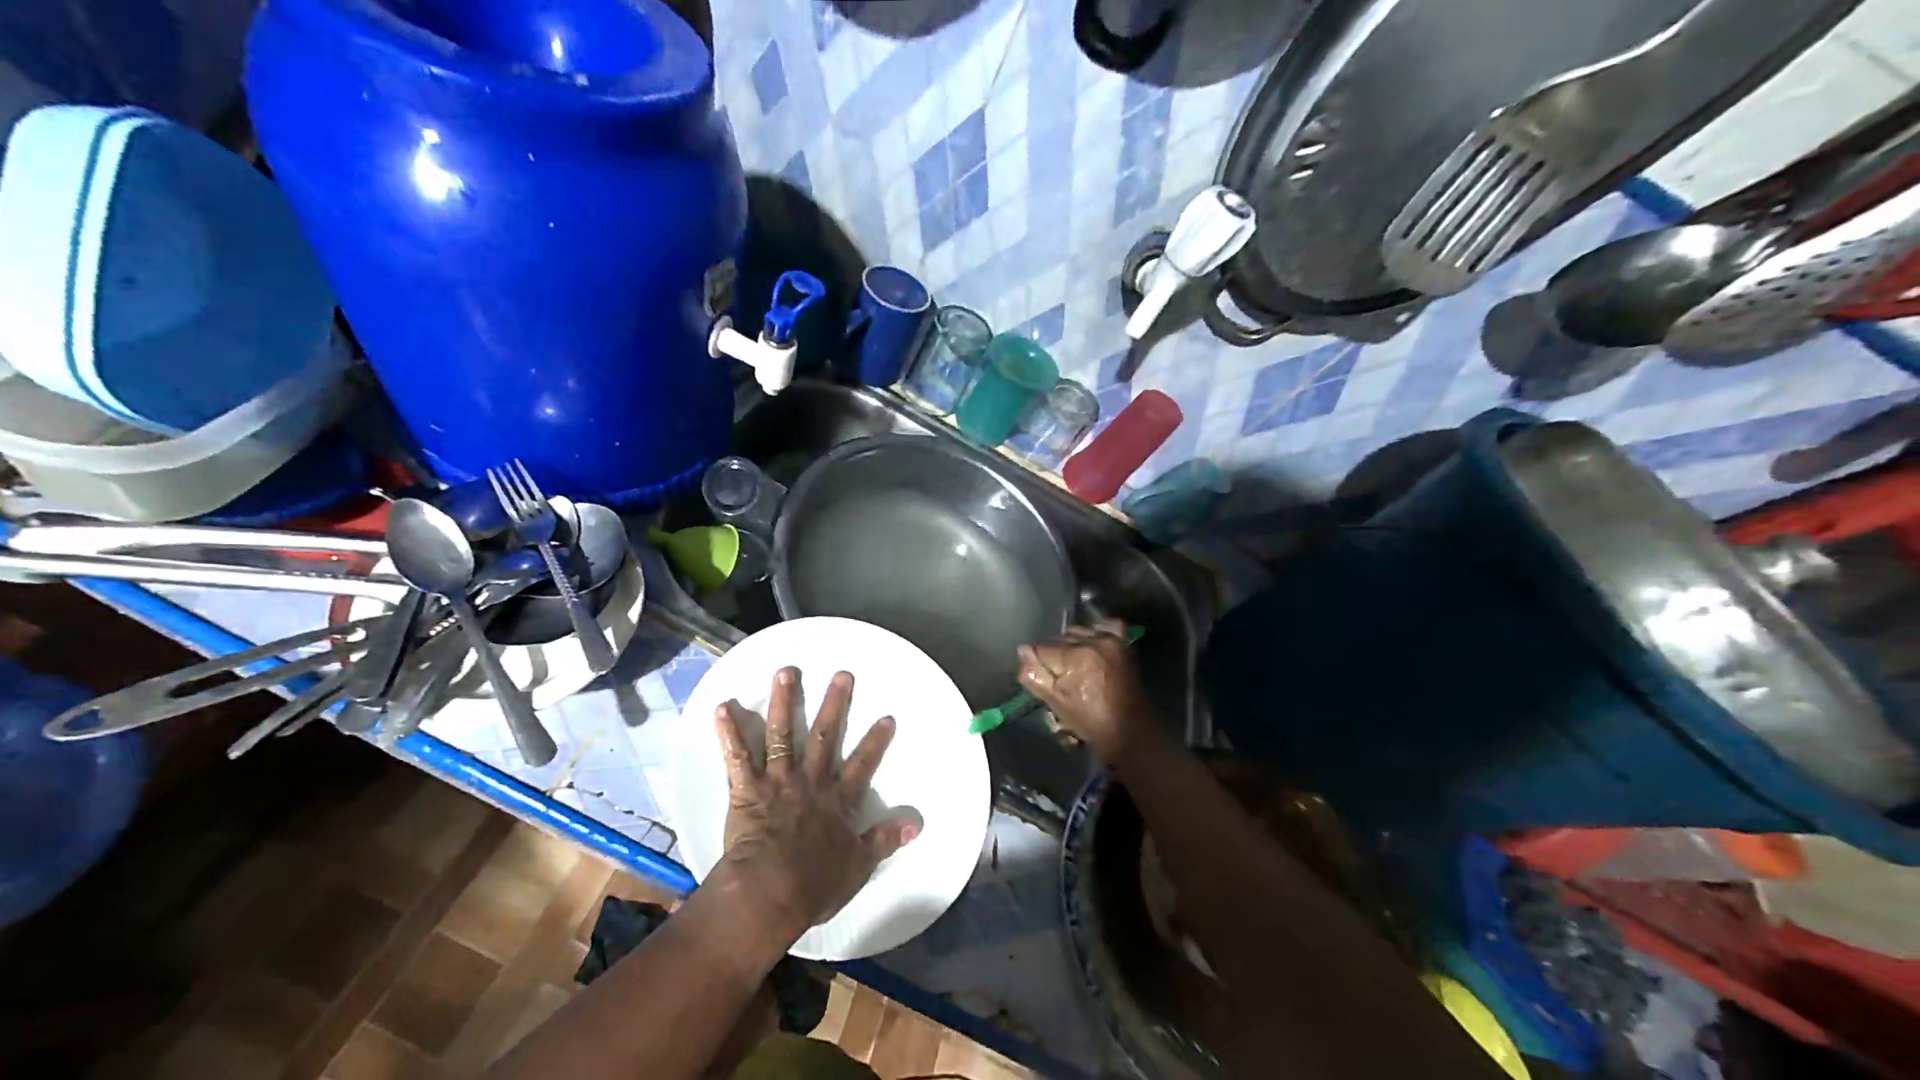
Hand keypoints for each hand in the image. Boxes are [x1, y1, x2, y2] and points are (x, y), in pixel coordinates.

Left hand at [712, 668, 919, 938]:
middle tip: (842, 674)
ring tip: (785, 672)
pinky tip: (722, 708)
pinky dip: (729, 733)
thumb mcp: (858, 865)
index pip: (862, 764)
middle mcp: (810, 781)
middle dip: (835, 704)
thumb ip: (884, 840)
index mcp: (837, 800)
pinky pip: (737, 757)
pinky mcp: (748, 790)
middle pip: (826, 736)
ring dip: (784, 702)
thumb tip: (915, 824)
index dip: (875, 741)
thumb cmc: (814, 883)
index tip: (886, 716)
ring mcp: (778, 781)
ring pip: (783, 735)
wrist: (769, 891)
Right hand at [1017, 619, 1160, 761]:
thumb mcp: (1056, 703)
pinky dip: (1098, 630)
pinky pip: (1108, 625)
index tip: (1042, 678)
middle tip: (1059, 677)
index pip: (1041, 649)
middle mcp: (1092, 642)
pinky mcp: (1123, 643)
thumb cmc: (1090, 720)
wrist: (1129, 728)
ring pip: (1078, 631)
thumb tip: (1023, 650)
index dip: (1037, 664)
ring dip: (1072, 643)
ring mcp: (1110, 640)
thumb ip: (1035, 676)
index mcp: (1074, 657)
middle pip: (1059, 640)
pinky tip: (1092, 643)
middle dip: (1055, 656)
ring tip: (1075, 665)